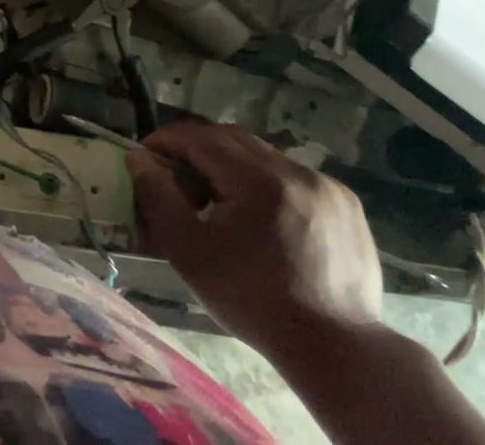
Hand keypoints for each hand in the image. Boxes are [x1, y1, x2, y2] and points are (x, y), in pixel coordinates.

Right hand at [126, 123, 382, 360]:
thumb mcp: (187, 250)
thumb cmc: (250, 298)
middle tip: (175, 178)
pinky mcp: (346, 204)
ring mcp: (328, 186)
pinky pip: (292, 175)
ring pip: (263, 155)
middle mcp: (298, 172)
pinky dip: (263, 180)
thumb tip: (138, 158)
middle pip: (233, 139)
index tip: (144, 156)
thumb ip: (157, 196)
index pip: (200, 138)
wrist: (334, 347)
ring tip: (215, 200)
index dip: (165, 141)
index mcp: (259, 181)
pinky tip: (256, 214)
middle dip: (196, 149)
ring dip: (230, 164)